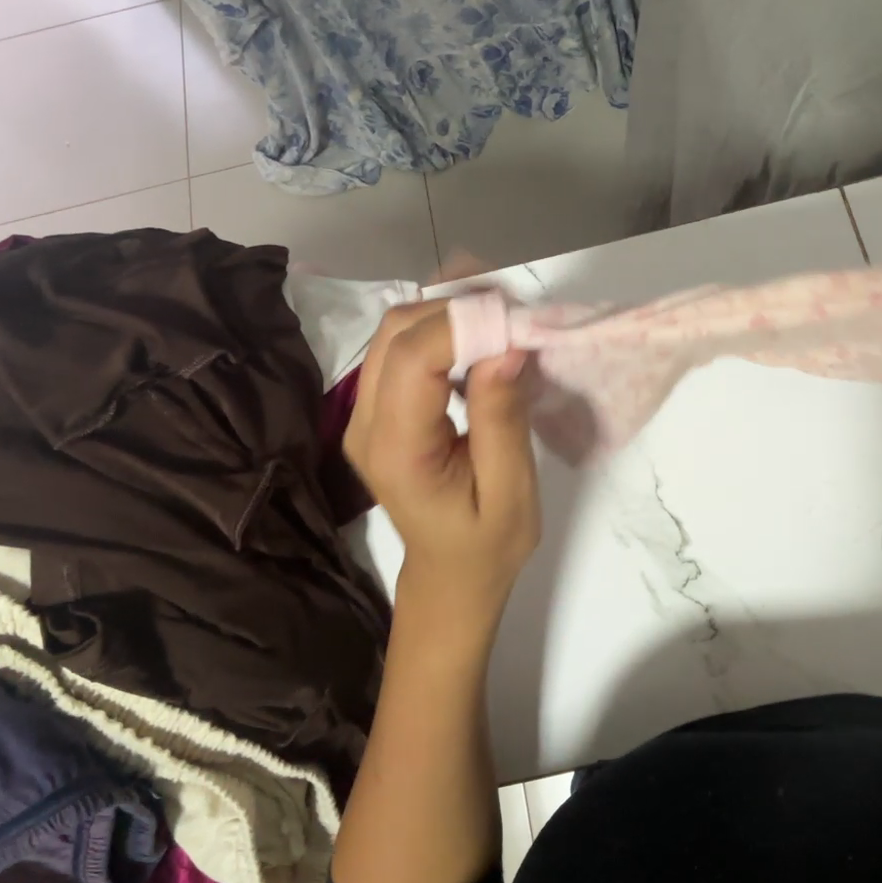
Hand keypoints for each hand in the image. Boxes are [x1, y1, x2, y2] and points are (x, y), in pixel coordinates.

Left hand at [344, 302, 540, 612]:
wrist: (450, 574)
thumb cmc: (487, 544)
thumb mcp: (511, 491)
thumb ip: (502, 418)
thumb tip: (507, 345)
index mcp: (396, 449)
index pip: (415, 358)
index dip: (464, 323)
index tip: (519, 320)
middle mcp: (365, 423)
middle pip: (396, 331)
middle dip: (457, 308)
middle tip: (516, 317)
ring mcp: (362, 413)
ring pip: (395, 330)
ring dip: (449, 312)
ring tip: (503, 321)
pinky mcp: (376, 407)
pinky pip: (400, 347)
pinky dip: (441, 328)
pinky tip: (479, 337)